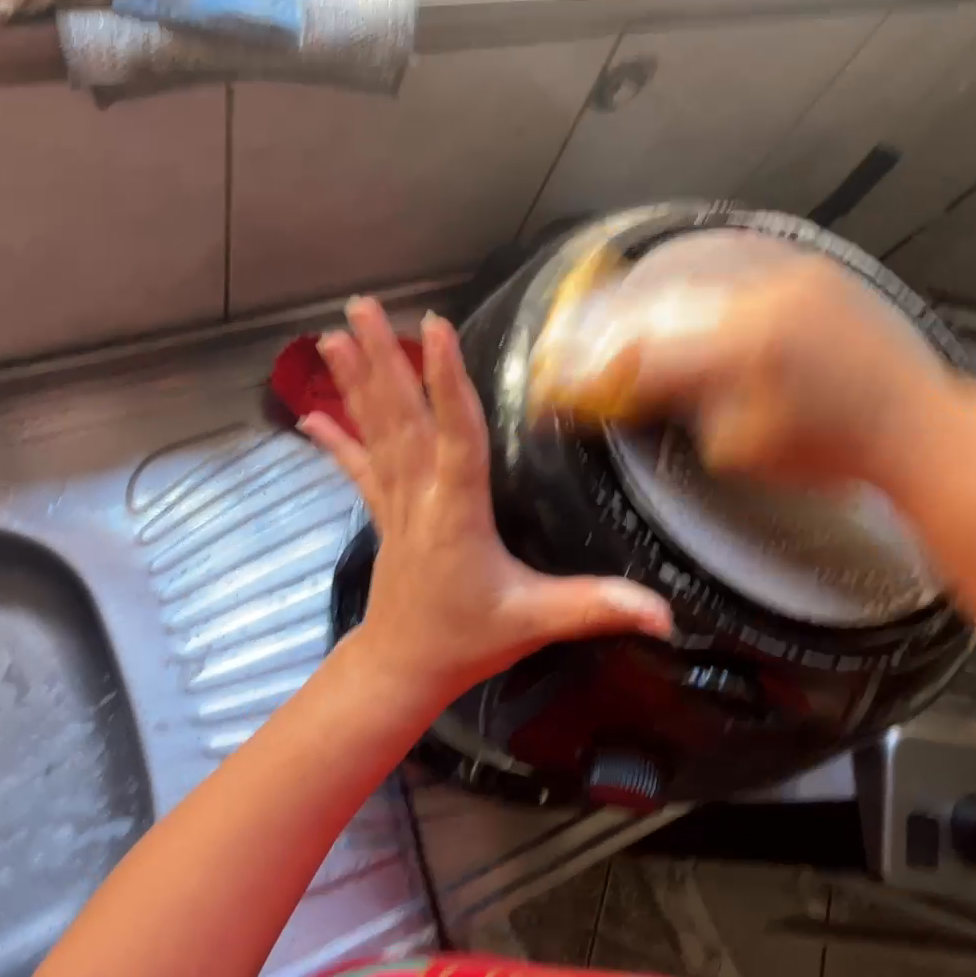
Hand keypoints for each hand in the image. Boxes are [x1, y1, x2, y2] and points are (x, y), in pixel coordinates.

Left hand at [300, 298, 672, 704]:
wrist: (403, 669)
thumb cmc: (468, 642)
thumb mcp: (535, 622)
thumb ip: (596, 609)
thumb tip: (666, 614)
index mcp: (458, 511)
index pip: (455, 434)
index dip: (447, 380)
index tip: (435, 327)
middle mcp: (420, 496)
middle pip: (401, 418)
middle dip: (381, 359)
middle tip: (358, 307)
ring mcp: (395, 502)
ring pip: (375, 432)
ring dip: (355, 382)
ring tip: (331, 336)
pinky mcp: (383, 513)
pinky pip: (358, 468)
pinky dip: (336, 440)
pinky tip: (309, 415)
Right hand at [531, 250, 965, 493]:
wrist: (920, 429)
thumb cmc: (834, 452)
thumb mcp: (744, 448)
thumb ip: (688, 410)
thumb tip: (646, 390)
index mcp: (745, 348)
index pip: (649, 357)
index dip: (599, 373)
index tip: (561, 384)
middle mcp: (764, 300)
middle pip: (667, 313)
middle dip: (622, 337)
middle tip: (587, 354)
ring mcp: (791, 281)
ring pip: (702, 296)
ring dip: (662, 319)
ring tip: (632, 339)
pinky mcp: (810, 278)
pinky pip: (736, 289)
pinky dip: (704, 309)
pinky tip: (689, 324)